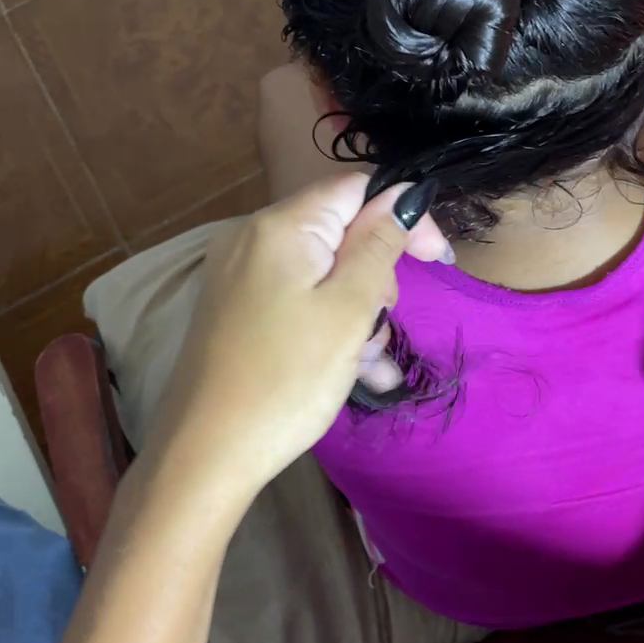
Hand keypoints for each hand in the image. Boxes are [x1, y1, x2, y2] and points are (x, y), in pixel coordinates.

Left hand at [146, 174, 449, 500]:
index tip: (436, 261)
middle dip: (376, 278)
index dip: (403, 214)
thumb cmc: (288, 379)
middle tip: (378, 328)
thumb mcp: (349, 309)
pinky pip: (299, 300)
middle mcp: (253, 237)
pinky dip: (329, 326)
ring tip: (366, 366)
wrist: (207, 454)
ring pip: (325, 273)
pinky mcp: (238, 309)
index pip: (357, 188)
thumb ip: (379, 245)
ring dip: (358, 313)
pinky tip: (351, 372)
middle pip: (341, 233)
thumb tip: (405, 191)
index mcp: (281, 226)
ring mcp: (241, 275)